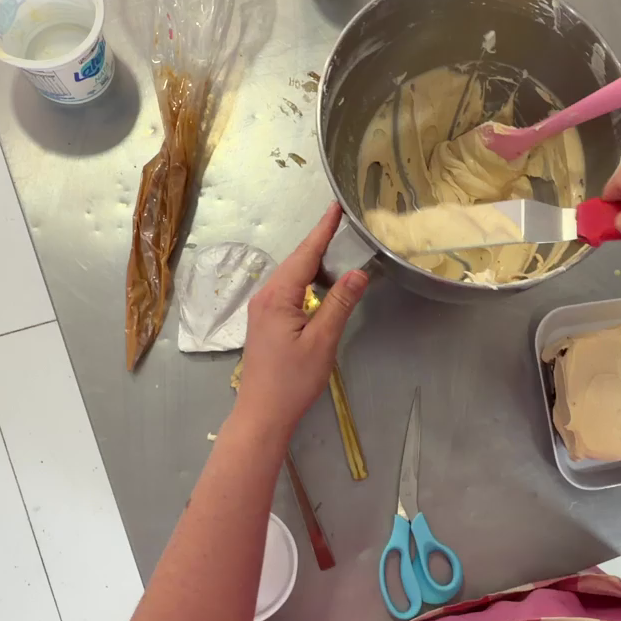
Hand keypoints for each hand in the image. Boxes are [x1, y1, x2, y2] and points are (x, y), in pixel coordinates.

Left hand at [234, 203, 368, 437]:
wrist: (263, 413)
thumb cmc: (293, 380)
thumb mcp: (322, 341)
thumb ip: (340, 304)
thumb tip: (358, 272)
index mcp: (278, 296)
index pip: (305, 254)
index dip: (323, 230)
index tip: (336, 207)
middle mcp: (265, 296)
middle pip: (296, 261)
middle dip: (320, 242)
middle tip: (344, 226)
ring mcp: (262, 309)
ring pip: (292, 277)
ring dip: (314, 263)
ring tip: (339, 250)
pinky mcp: (265, 323)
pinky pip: (288, 291)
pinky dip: (307, 281)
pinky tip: (321, 285)